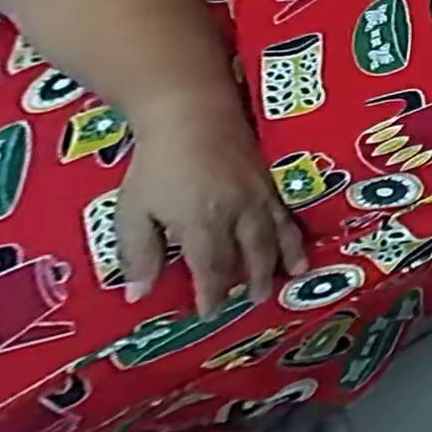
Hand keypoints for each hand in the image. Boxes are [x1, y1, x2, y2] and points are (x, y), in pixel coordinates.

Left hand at [117, 108, 307, 318]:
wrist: (197, 118)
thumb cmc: (157, 166)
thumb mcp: (133, 212)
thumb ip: (140, 253)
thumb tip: (141, 293)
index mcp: (204, 222)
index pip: (213, 266)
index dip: (212, 292)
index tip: (210, 313)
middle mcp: (239, 212)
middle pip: (253, 252)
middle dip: (257, 278)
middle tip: (258, 300)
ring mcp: (261, 195)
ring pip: (278, 232)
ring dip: (287, 255)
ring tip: (298, 271)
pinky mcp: (271, 182)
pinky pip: (286, 212)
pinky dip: (293, 229)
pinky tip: (297, 237)